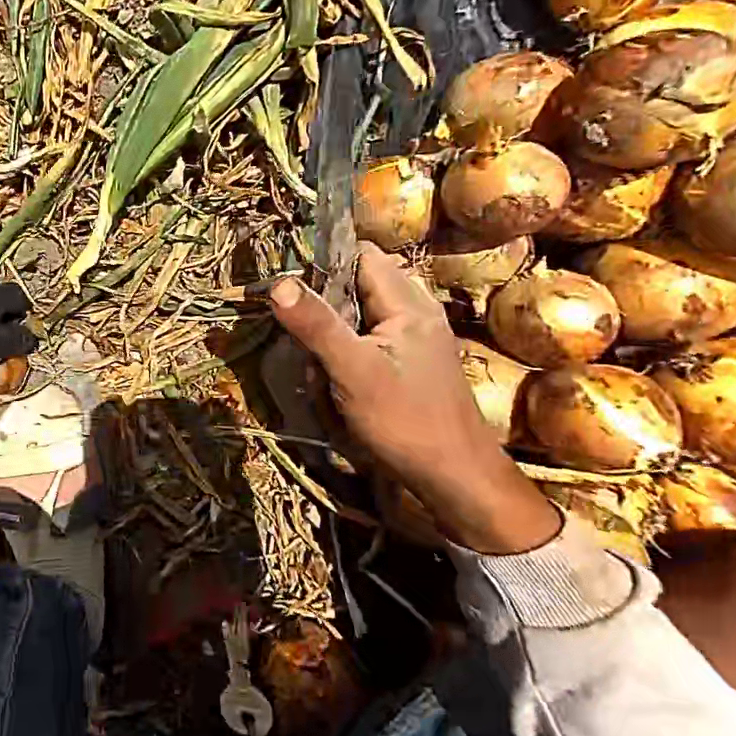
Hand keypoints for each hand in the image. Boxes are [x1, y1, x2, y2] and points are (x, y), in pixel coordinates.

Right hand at [269, 244, 560, 553]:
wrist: (457, 479)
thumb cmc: (406, 422)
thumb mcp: (354, 371)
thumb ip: (316, 325)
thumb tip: (278, 282)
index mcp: (408, 302)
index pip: (359, 255)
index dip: (323, 264)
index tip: (291, 289)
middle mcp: (416, 310)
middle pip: (356, 284)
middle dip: (323, 306)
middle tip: (303, 336)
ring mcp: (416, 337)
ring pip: (359, 314)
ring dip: (332, 335)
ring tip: (319, 367)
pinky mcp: (411, 362)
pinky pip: (368, 340)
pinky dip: (346, 353)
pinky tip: (336, 381)